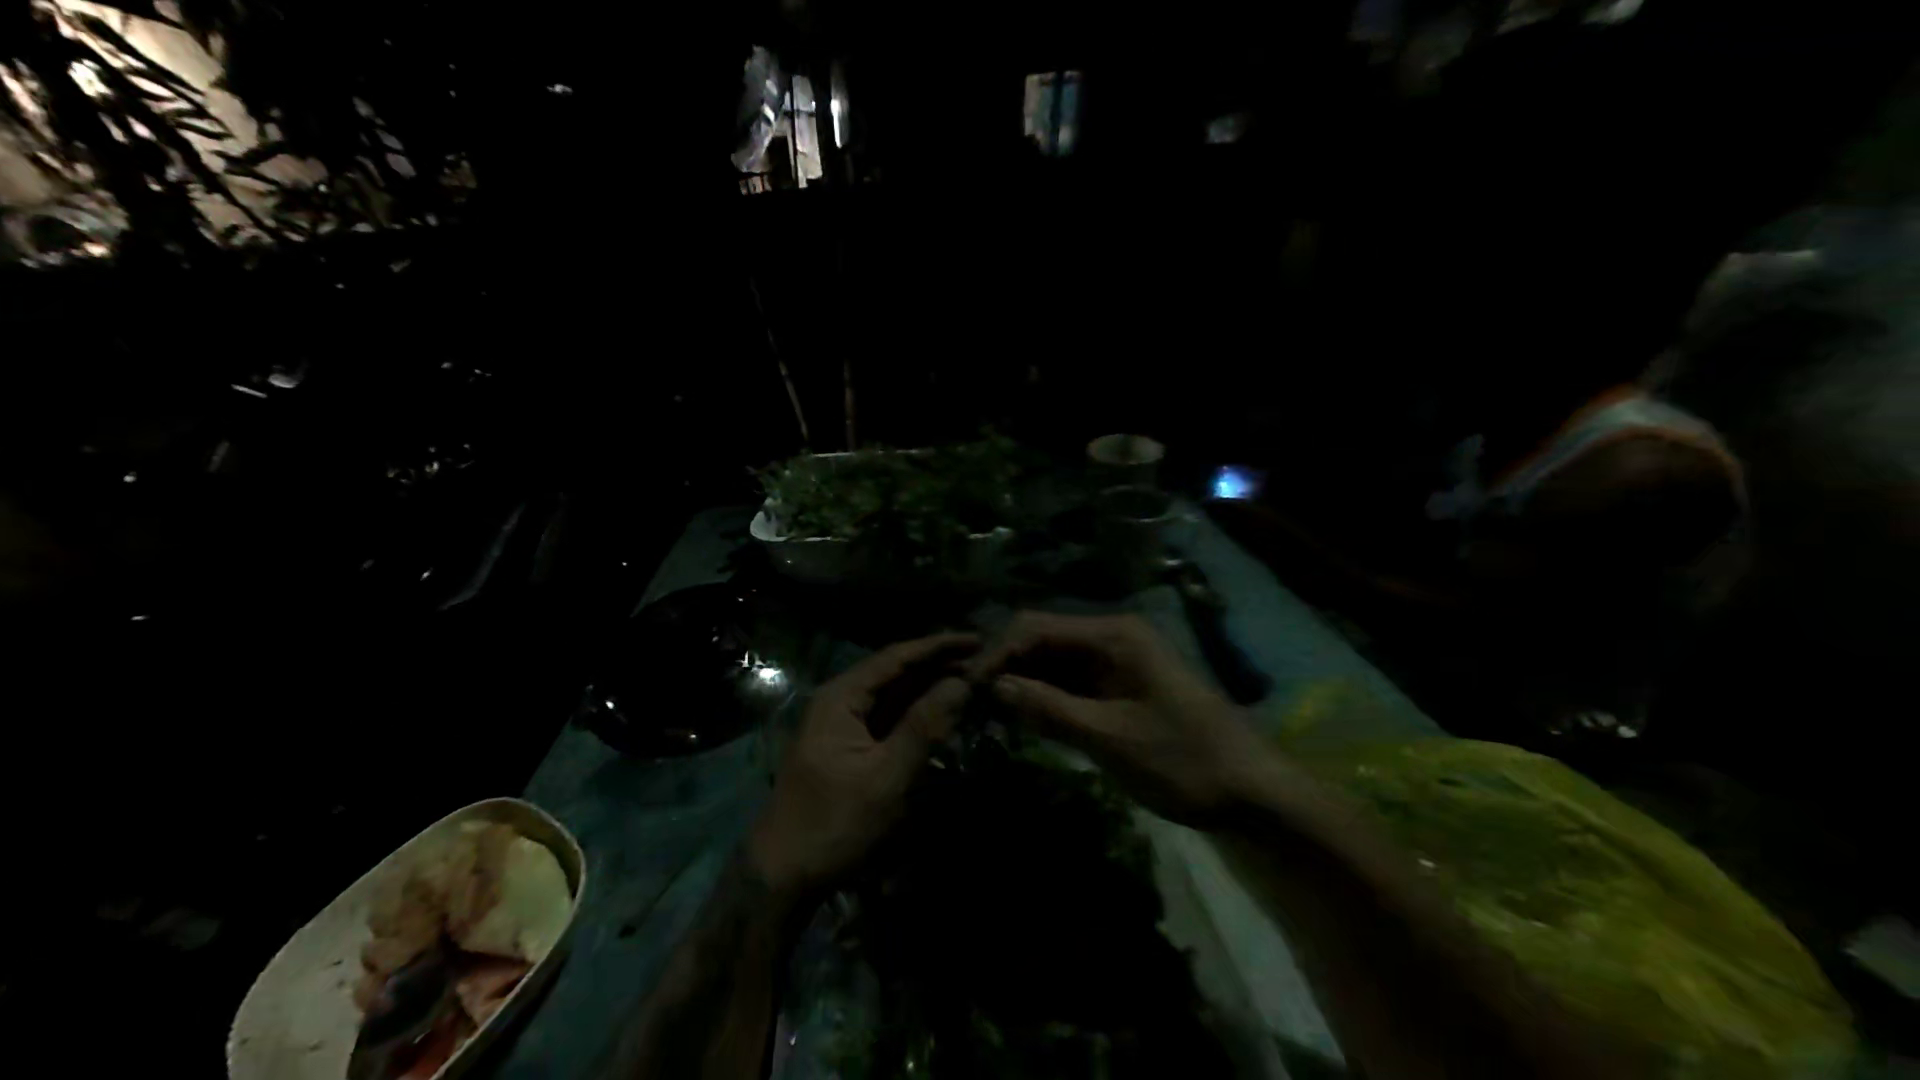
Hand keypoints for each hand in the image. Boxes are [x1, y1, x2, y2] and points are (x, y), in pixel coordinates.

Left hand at [747, 632, 978, 898]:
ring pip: (892, 696)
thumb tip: (962, 683)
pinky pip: (888, 719)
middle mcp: (839, 700)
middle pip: (895, 673)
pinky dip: (916, 714)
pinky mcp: (848, 748)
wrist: (783, 874)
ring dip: (929, 689)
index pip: (896, 657)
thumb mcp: (887, 776)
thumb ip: (925, 726)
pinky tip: (942, 715)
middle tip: (983, 663)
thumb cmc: (835, 822)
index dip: (939, 646)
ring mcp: (842, 725)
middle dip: (937, 666)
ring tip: (970, 683)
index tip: (979, 640)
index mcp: (841, 696)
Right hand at [970, 612, 1283, 825]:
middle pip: (1044, 639)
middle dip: (1008, 665)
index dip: (998, 651)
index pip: (1038, 627)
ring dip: (1024, 682)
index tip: (967, 685)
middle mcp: (1114, 638)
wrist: (1251, 792)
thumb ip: (1050, 709)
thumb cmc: (1183, 761)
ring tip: (988, 712)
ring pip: (1055, 662)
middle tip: (971, 701)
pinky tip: (1024, 718)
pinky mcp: (1121, 687)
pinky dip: (1047, 697)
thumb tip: (994, 686)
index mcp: (1115, 635)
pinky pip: (1072, 682)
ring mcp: (1119, 662)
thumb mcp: (1110, 738)